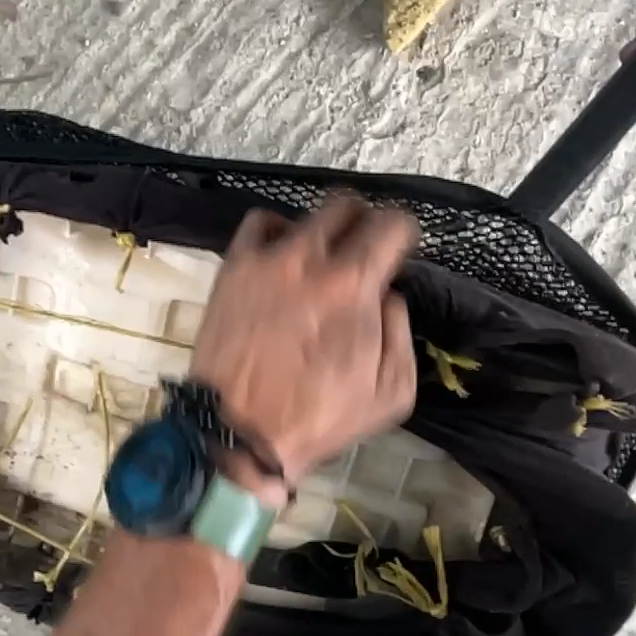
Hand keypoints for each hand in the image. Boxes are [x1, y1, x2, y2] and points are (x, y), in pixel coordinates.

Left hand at [190, 197, 419, 479]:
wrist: (239, 430)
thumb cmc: (318, 417)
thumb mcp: (392, 391)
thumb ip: (399, 331)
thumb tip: (385, 295)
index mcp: (353, 286)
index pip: (392, 225)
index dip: (403, 234)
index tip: (398, 250)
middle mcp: (309, 260)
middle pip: (346, 205)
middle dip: (363, 221)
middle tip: (362, 247)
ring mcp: (265, 260)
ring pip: (302, 212)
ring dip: (321, 228)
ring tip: (320, 255)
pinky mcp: (232, 268)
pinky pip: (257, 224)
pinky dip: (275, 230)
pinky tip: (281, 253)